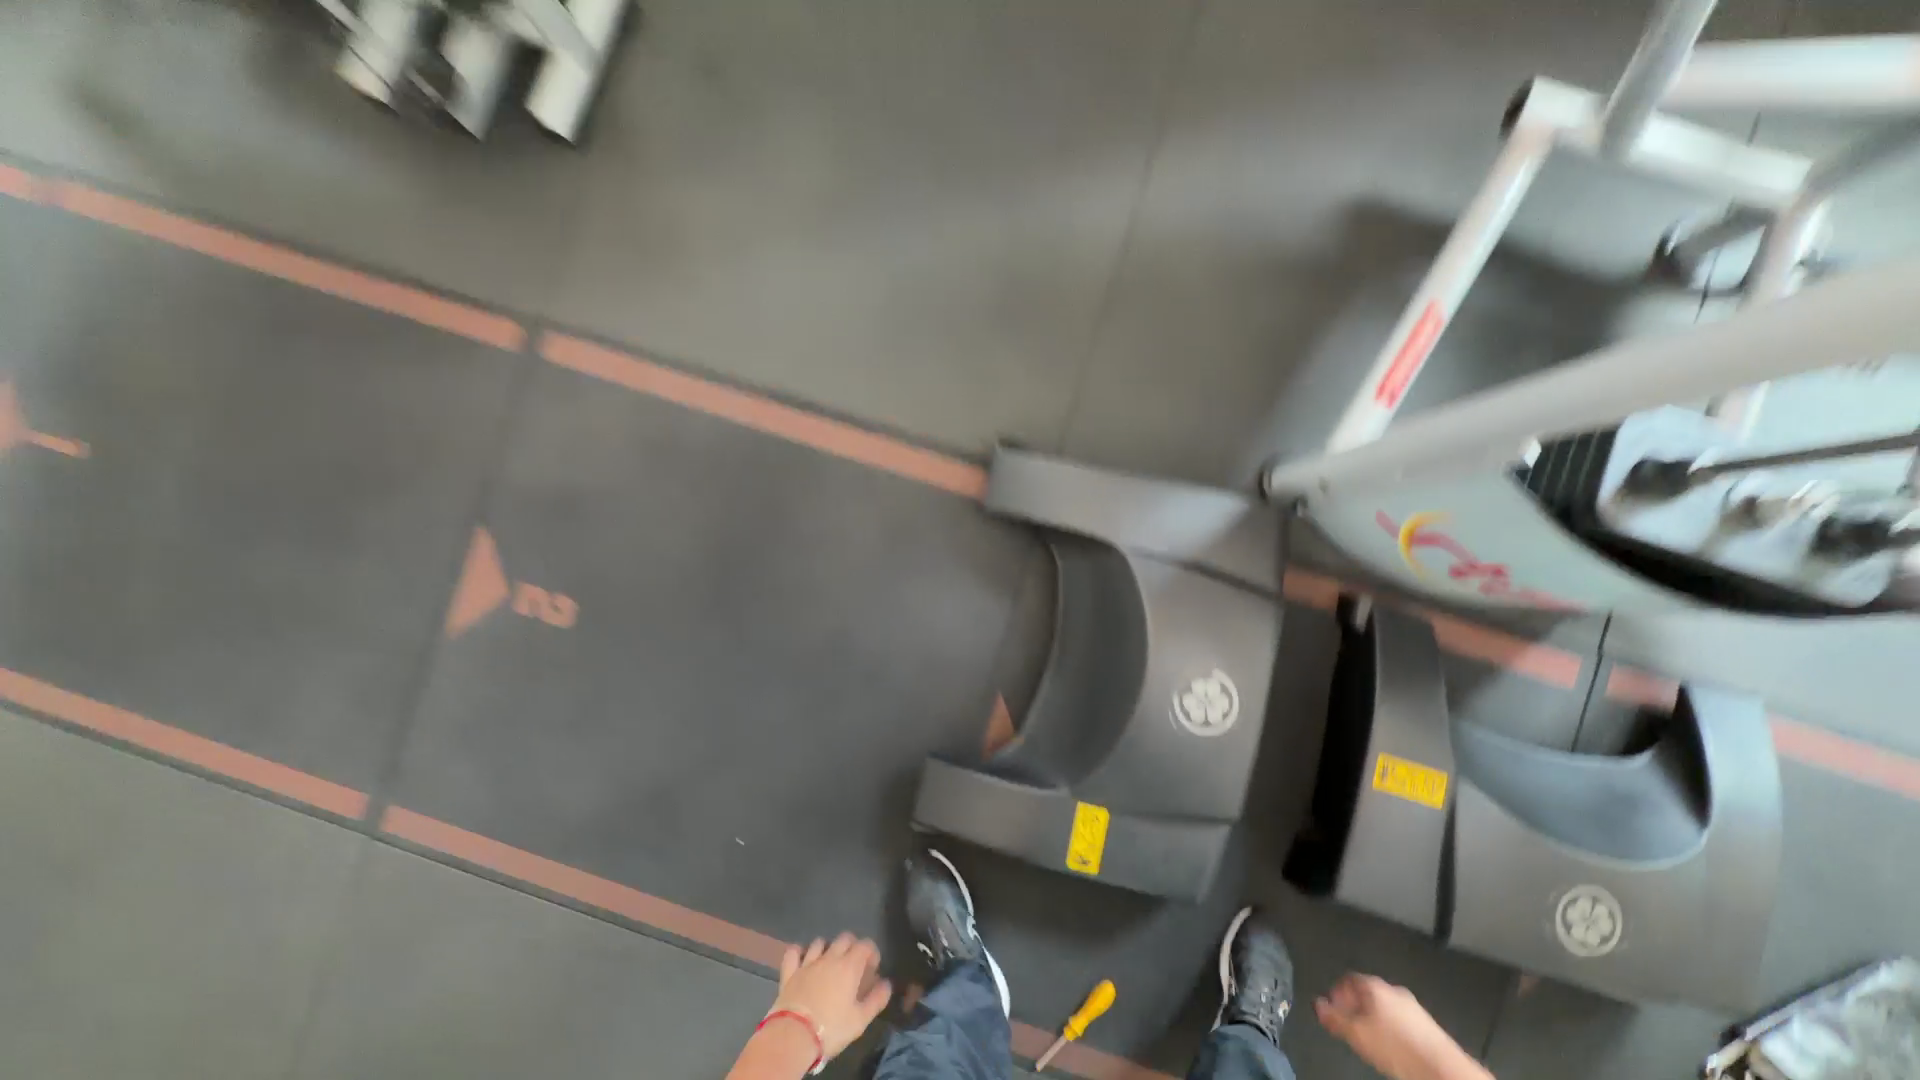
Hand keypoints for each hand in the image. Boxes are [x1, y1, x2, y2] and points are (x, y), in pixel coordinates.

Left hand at [771, 933, 893, 1060]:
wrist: (794, 1037)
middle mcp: (829, 958)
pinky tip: (803, 959)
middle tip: (854, 966)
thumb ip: (876, 999)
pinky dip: (799, 951)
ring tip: (830, 964)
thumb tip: (886, 983)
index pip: (865, 945)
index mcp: (849, 967)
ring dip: (828, 948)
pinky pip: (793, 952)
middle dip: (852, 947)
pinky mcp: (789, 973)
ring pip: (820, 942)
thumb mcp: (861, 1020)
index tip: (873, 968)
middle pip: (844, 938)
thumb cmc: (832, 1029)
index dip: (872, 952)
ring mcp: (807, 964)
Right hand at [1315, 974, 1490, 1079]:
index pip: (1348, 979)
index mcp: (1375, 986)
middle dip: (1354, 1005)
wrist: (1440, 1068)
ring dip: (1373, 1017)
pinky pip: (1400, 1018)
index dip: (1337, 992)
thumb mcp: (1355, 1034)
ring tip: (1367, 1037)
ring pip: (1384, 1006)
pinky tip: (1390, 1044)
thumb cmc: (1393, 1046)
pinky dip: (1390, 1026)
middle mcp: (1394, 990)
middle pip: (1367, 991)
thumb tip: (1317, 1003)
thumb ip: (1333, 1017)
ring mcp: (1413, 1005)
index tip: (1332, 1008)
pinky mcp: (1426, 1023)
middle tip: (1347, 1023)